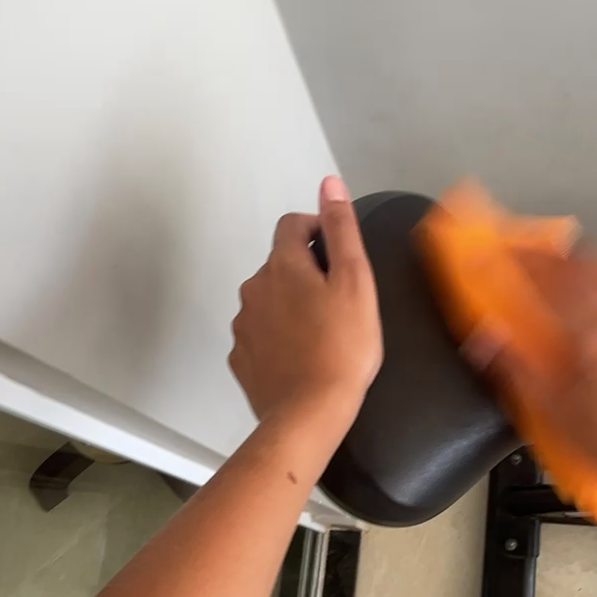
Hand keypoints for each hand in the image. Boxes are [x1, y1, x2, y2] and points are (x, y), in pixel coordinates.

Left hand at [229, 176, 381, 433]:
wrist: (310, 412)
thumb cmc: (343, 347)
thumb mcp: (355, 283)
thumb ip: (341, 230)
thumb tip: (329, 184)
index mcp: (282, 265)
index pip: (292, 224)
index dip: (316, 230)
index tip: (338, 255)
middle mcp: (253, 288)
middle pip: (279, 265)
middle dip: (305, 274)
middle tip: (338, 304)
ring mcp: (243, 325)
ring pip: (268, 301)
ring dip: (289, 307)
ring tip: (320, 335)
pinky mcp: (241, 359)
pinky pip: (260, 336)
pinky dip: (277, 339)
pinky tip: (300, 359)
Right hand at [469, 250, 596, 491]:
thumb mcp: (560, 414)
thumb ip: (518, 372)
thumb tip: (483, 340)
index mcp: (593, 327)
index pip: (551, 278)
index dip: (525, 261)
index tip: (506, 254)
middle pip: (590, 262)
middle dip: (562, 259)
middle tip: (543, 266)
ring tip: (588, 276)